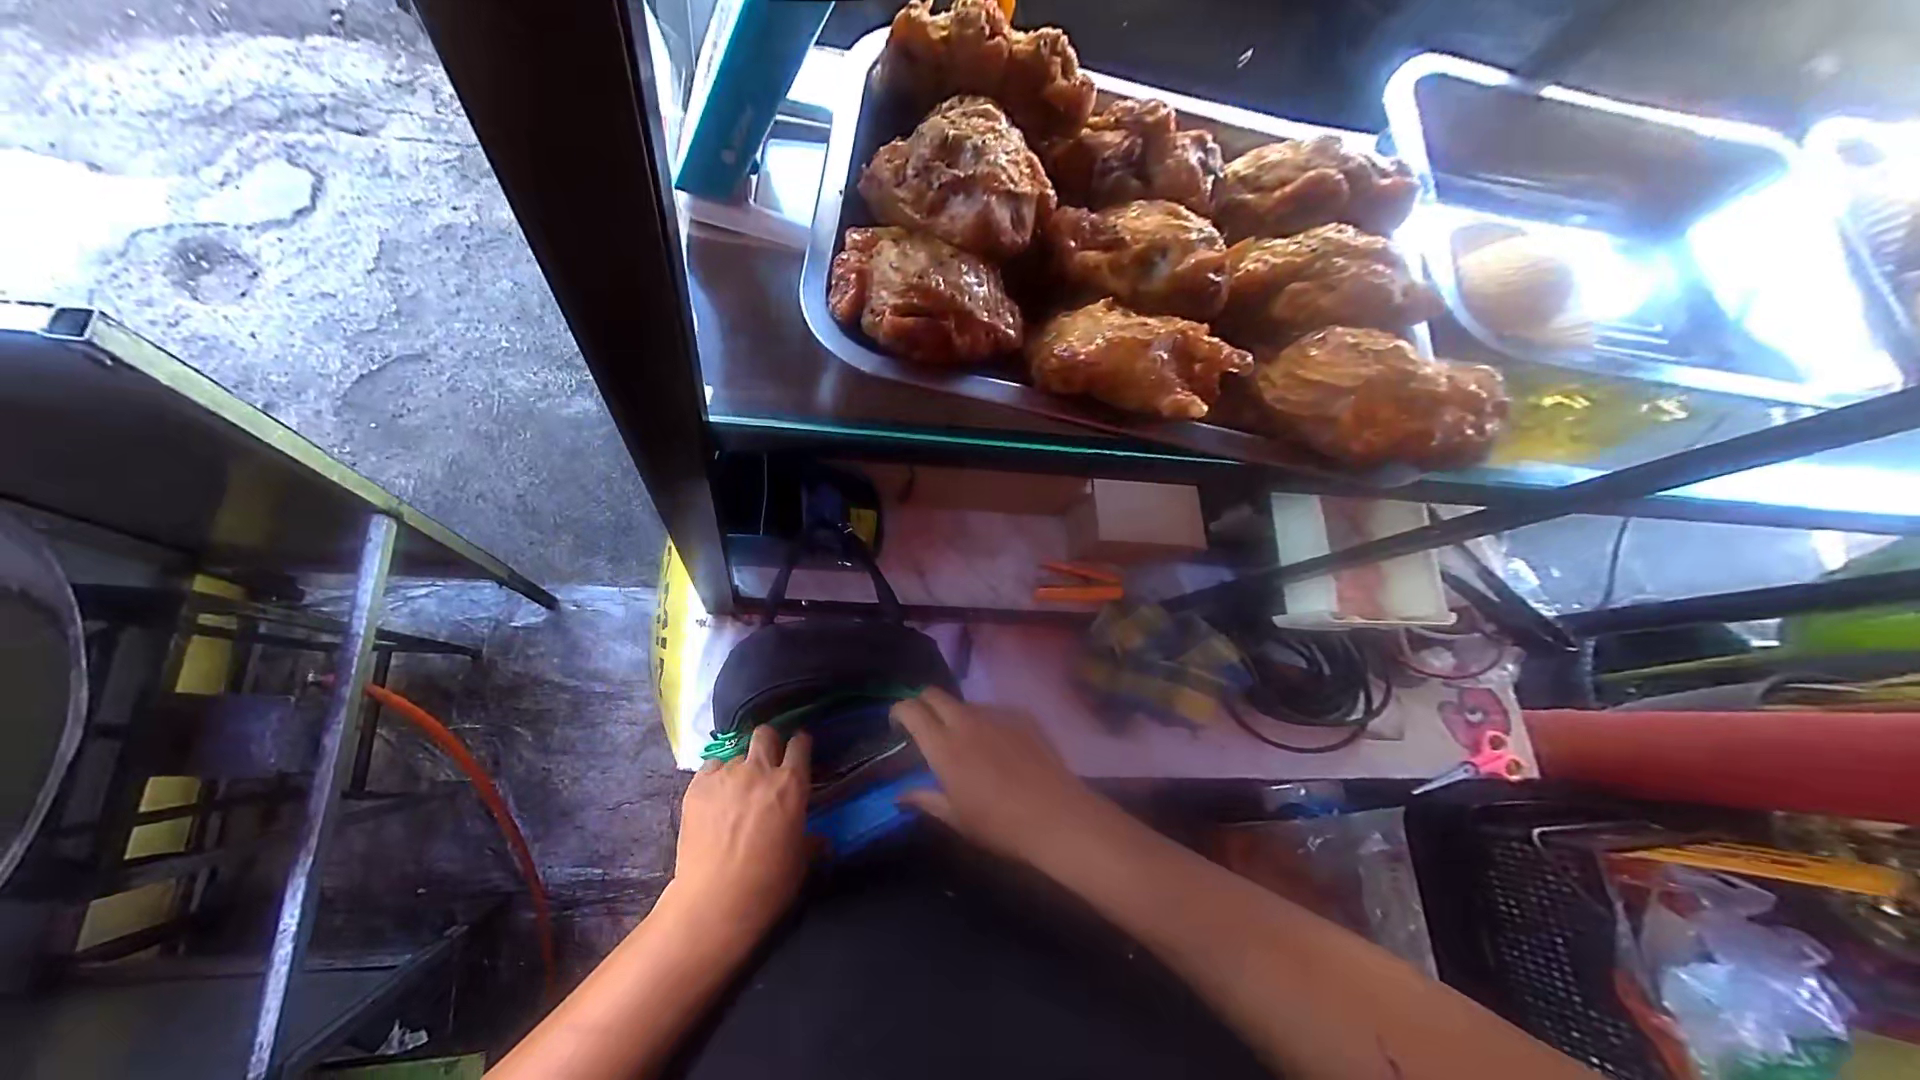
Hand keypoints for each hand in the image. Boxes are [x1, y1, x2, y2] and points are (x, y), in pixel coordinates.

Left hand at [670, 726, 812, 932]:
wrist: (716, 901)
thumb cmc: (769, 882)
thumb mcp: (801, 859)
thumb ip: (810, 840)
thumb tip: (821, 840)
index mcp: (792, 783)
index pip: (800, 744)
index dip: (800, 745)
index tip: (799, 751)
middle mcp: (760, 770)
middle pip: (765, 734)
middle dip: (769, 743)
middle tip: (767, 763)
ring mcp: (726, 776)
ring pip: (736, 755)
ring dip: (741, 768)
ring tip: (736, 792)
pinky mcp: (697, 787)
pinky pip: (711, 769)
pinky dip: (716, 778)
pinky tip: (714, 798)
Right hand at [892, 688, 1114, 865]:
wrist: (1056, 815)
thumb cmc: (999, 825)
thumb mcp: (956, 818)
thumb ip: (925, 800)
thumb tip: (900, 796)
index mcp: (944, 746)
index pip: (911, 709)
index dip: (899, 711)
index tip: (898, 726)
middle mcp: (966, 721)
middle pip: (934, 694)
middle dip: (923, 704)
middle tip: (927, 728)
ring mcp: (996, 714)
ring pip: (966, 703)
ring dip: (957, 716)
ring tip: (968, 743)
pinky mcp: (1022, 715)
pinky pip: (994, 710)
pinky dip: (987, 722)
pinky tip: (1000, 748)